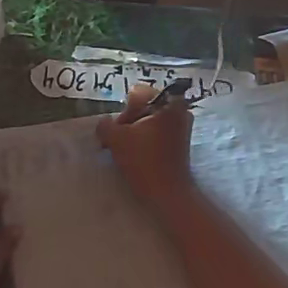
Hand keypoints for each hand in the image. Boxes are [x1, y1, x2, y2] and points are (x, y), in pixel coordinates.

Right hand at [97, 84, 197, 216]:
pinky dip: (146, 140)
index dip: (123, 112)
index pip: (136, 94)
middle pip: (143, 107)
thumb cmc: (143, 161)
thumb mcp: (115, 139)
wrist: (168, 193)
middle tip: (120, 142)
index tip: (120, 132)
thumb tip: (105, 123)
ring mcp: (183, 125)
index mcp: (168, 102)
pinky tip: (139, 155)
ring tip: (128, 151)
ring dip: (135, 132)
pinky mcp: (181, 141)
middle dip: (128, 122)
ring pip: (149, 121)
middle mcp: (180, 109)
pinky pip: (157, 132)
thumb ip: (104, 124)